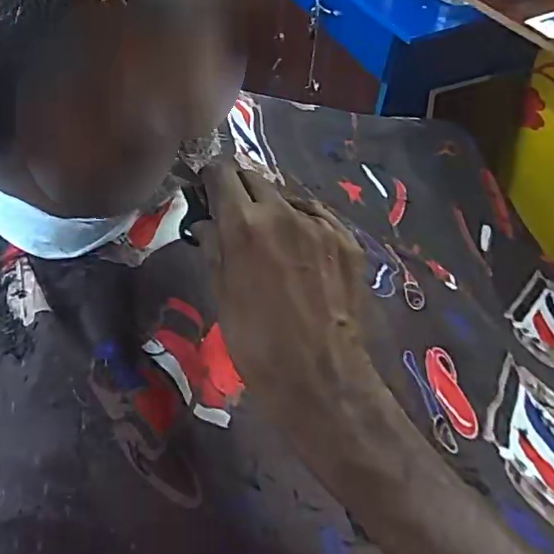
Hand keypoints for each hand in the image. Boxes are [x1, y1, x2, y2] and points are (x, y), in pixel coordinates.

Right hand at [193, 164, 418, 481]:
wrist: (321, 380)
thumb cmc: (256, 341)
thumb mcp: (221, 292)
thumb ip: (213, 246)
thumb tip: (206, 222)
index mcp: (243, 223)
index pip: (221, 173)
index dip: (210, 178)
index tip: (206, 190)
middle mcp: (282, 213)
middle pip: (254, 177)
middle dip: (240, 189)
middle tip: (234, 214)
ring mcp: (320, 225)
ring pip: (287, 195)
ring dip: (272, 206)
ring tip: (271, 237)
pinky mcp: (347, 241)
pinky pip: (317, 216)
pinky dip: (303, 223)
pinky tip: (300, 248)